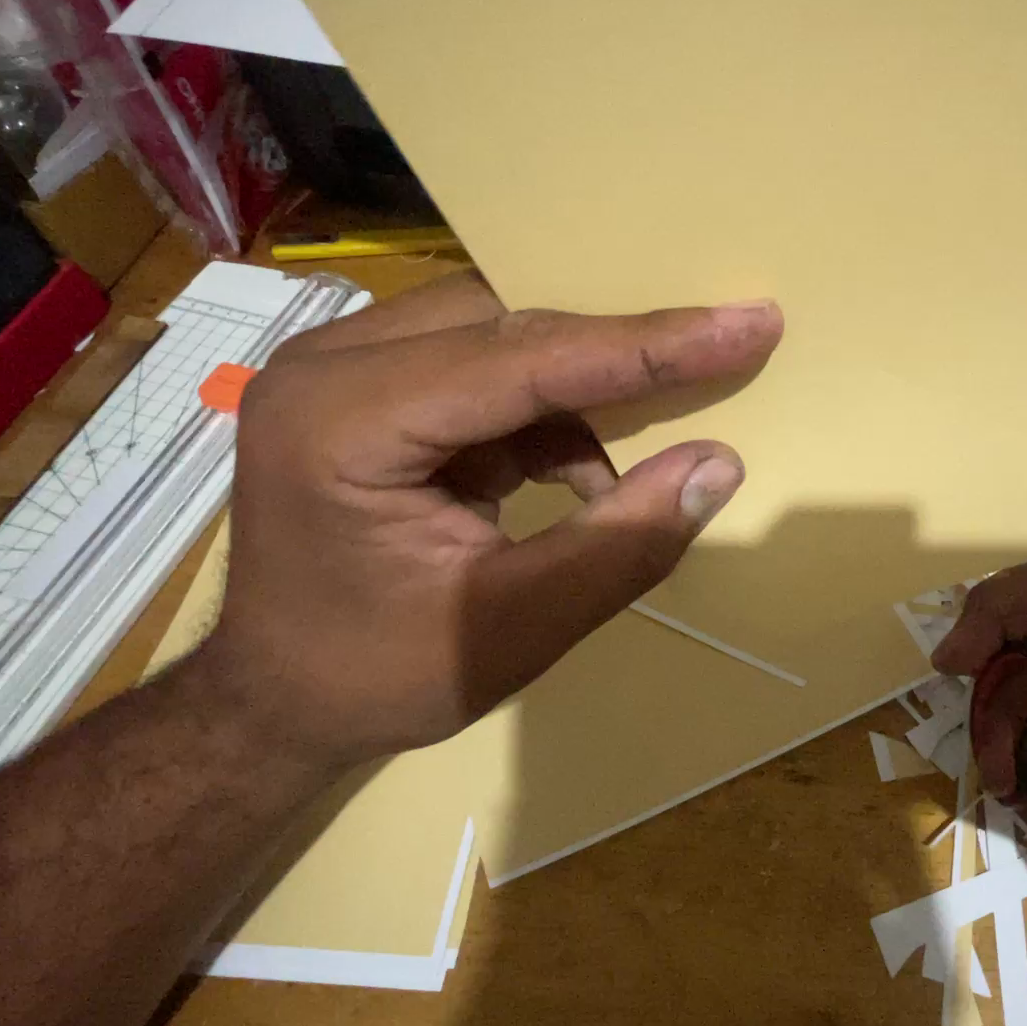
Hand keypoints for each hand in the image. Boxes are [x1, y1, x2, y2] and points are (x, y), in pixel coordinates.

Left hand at [203, 271, 782, 763]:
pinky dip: (556, 419)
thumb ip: (620, 544)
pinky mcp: (379, 392)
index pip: (520, 359)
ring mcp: (349, 372)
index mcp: (341, 422)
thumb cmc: (380, 676)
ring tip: (643, 450)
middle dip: (623, 350)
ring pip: (507, 338)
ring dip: (589, 389)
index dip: (645, 345)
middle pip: (512, 324)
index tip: (746, 325)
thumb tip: (720, 463)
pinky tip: (585, 477)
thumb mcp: (514, 627)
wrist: (280, 701)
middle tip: (725, 349)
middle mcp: (333, 367)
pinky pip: (493, 374)